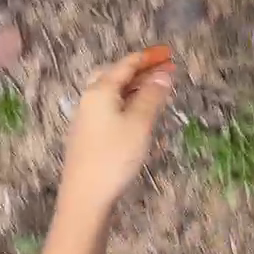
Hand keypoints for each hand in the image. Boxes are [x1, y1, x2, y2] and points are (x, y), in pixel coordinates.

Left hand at [56, 50, 174, 218]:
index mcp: (100, 90)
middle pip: (115, 75)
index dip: (149, 57)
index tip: (169, 54)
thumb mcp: (139, 123)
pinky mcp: (87, 135)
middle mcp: (90, 99)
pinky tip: (139, 113)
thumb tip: (163, 74)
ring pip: (112, 92)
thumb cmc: (114, 157)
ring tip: (157, 90)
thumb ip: (152, 95)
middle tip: (164, 71)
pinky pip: (109, 107)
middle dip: (140, 70)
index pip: (126, 64)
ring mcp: (86, 117)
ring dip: (134, 86)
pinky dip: (127, 101)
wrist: (84, 199)